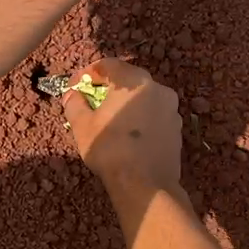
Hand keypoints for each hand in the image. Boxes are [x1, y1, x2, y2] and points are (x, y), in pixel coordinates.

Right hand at [64, 59, 184, 196]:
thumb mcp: (82, 125)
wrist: (145, 183)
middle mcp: (158, 88)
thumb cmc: (110, 149)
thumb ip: (74, 104)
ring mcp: (171, 108)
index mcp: (134, 81)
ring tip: (109, 119)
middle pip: (128, 78)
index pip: (108, 65)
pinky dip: (139, 117)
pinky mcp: (177, 127)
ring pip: (142, 97)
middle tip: (91, 100)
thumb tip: (72, 94)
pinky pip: (153, 114)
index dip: (87, 73)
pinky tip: (127, 134)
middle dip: (107, 87)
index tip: (75, 87)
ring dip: (124, 102)